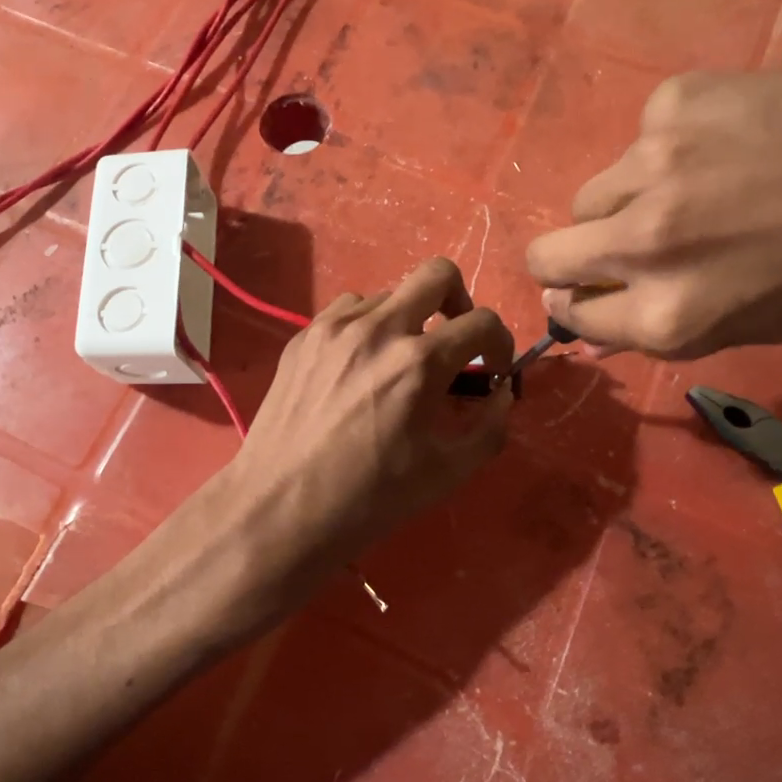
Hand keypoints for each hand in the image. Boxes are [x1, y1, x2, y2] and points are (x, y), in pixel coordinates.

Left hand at [204, 258, 515, 607]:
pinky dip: (366, 328)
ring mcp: (334, 328)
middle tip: (454, 342)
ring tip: (398, 364)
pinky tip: (359, 367)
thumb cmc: (370, 498)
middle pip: (437, 274)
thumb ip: (489, 426)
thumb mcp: (447, 472)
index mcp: (419, 362)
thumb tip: (500, 393)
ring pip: (389, 294)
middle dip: (459, 303)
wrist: (281, 507)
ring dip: (407, 320)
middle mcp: (378, 329)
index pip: (482, 322)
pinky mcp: (303, 337)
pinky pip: (347, 311)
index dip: (500, 344)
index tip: (492, 371)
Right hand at [525, 61, 781, 357]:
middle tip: (616, 246)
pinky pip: (641, 139)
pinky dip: (670, 148)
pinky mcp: (673, 102)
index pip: (571, 313)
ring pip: (591, 193)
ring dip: (623, 201)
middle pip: (548, 255)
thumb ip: (661, 322)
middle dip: (569, 259)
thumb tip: (597, 315)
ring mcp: (652, 164)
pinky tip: (733, 141)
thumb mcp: (752, 325)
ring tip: (697, 187)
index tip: (590, 291)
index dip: (577, 304)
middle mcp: (645, 244)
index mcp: (669, 317)